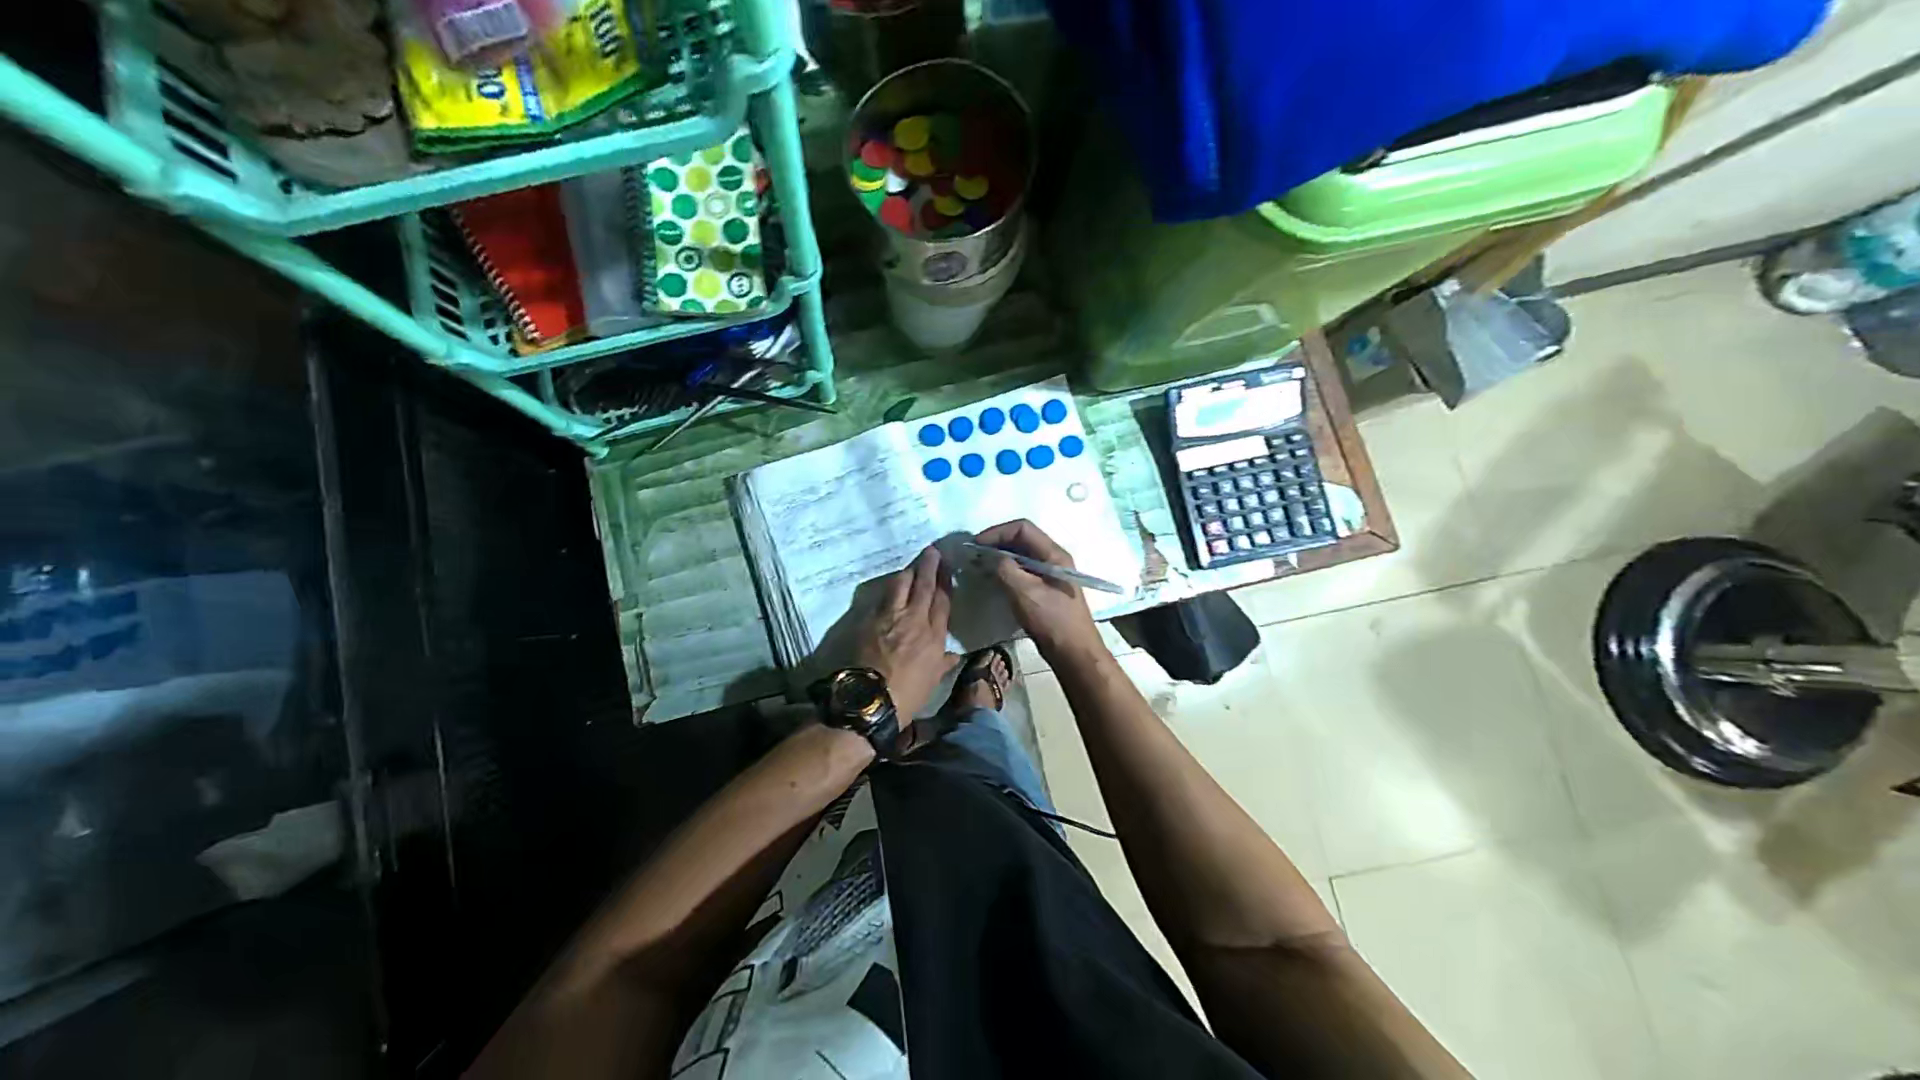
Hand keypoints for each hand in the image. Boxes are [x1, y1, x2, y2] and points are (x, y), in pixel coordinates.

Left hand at [850, 546, 961, 722]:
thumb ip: (943, 664)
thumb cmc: (906, 696)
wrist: (870, 698)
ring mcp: (889, 617)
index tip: (946, 568)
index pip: (942, 601)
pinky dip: (889, 589)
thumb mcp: (932, 682)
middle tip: (932, 551)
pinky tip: (891, 586)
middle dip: (928, 567)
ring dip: (907, 572)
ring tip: (912, 565)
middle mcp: (914, 619)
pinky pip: (882, 598)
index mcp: (933, 635)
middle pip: (923, 586)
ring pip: (900, 585)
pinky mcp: (869, 619)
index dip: (945, 582)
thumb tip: (955, 656)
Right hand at [974, 519, 1104, 662]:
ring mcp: (1050, 574)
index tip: (976, 545)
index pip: (1022, 528)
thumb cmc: (1052, 620)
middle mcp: (1053, 559)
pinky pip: (1023, 571)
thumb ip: (1005, 569)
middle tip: (974, 555)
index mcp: (1053, 554)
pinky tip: (993, 580)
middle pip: (1021, 540)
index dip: (997, 532)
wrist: (1073, 652)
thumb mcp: (1024, 592)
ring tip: (980, 567)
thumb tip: (989, 557)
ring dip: (1000, 558)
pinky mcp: (1045, 589)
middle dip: (996, 544)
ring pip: (1021, 556)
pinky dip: (1006, 571)